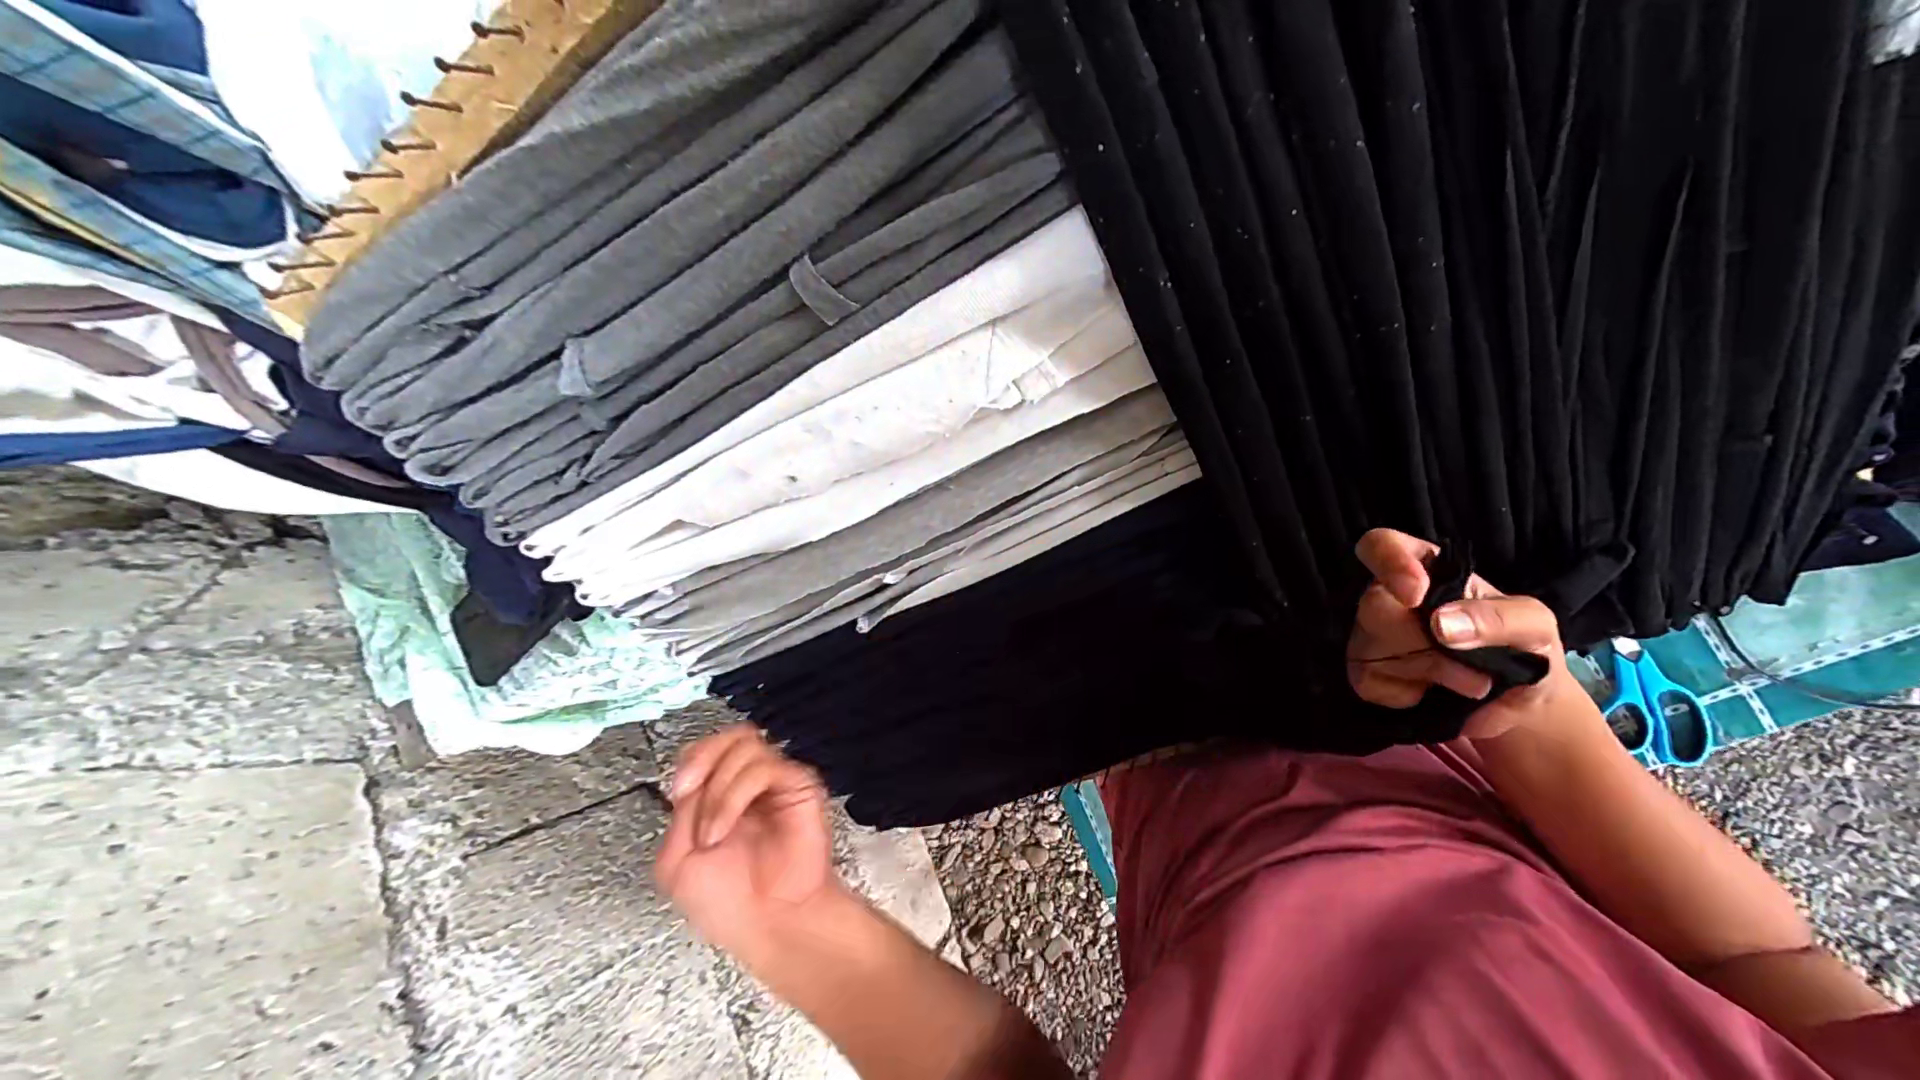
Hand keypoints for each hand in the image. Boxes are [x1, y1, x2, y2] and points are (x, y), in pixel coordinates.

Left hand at [655, 725, 835, 964]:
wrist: (768, 925)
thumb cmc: (728, 904)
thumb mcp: (677, 861)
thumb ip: (683, 813)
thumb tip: (694, 780)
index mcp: (723, 794)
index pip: (711, 747)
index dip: (694, 758)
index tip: (679, 791)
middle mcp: (751, 782)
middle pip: (731, 735)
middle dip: (705, 759)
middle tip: (691, 793)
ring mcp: (776, 781)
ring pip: (746, 745)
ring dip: (717, 789)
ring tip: (713, 832)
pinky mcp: (799, 785)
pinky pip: (764, 767)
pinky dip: (734, 795)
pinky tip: (724, 827)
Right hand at [1346, 528, 1584, 739]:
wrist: (1521, 706)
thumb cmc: (1526, 649)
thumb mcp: (1535, 625)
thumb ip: (1499, 618)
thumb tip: (1440, 625)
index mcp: (1423, 570)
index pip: (1380, 546)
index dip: (1388, 562)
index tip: (1414, 594)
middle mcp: (1387, 598)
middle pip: (1373, 605)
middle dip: (1422, 640)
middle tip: (1470, 660)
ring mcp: (1371, 637)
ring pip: (1371, 647)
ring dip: (1429, 670)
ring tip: (1469, 682)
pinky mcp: (1365, 675)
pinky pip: (1369, 683)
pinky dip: (1408, 695)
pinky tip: (1432, 693)